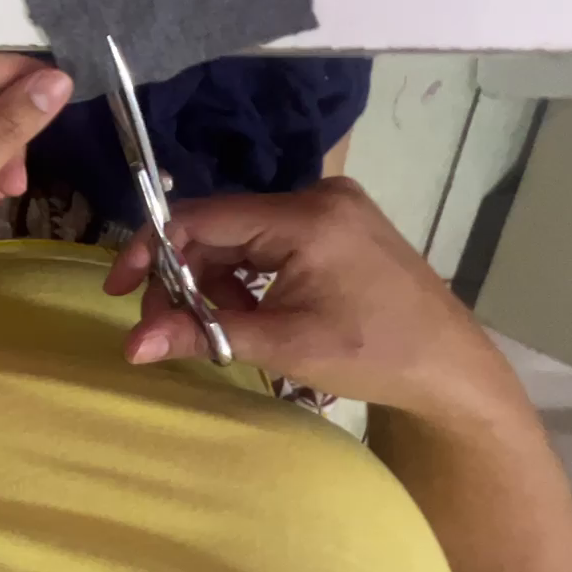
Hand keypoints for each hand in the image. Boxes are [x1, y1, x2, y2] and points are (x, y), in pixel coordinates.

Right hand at [103, 178, 515, 420]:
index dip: (149, 251)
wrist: (452, 371)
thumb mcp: (278, 345)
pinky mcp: (328, 225)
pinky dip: (236, 278)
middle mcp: (315, 199)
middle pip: (212, 230)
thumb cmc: (374, 356)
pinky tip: (243, 310)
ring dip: (209, 283)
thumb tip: (129, 348)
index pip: (199, 218)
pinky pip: (256, 243)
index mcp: (307, 220)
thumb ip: (197, 335)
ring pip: (230, 239)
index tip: (119, 290)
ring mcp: (325, 209)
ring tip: (218, 325)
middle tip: (168, 324)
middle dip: (182, 278)